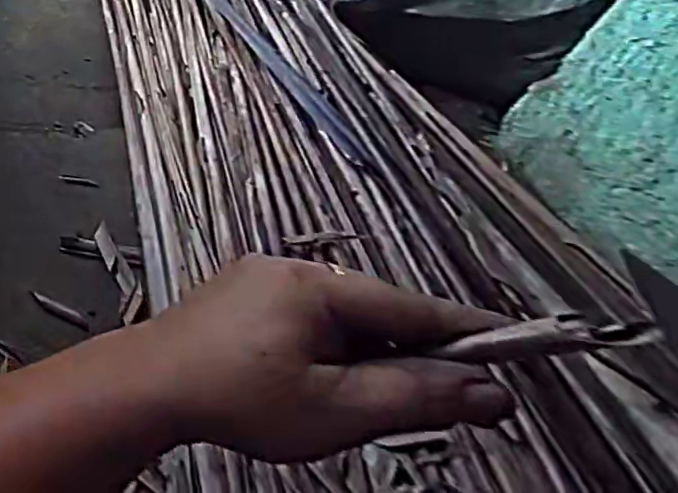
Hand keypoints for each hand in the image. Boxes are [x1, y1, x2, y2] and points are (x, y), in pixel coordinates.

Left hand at [148, 255, 514, 462]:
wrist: (154, 381)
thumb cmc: (233, 393)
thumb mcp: (339, 408)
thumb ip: (417, 396)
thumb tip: (486, 390)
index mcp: (308, 285)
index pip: (410, 304)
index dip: (470, 330)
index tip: (523, 347)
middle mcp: (282, 270)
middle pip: (377, 308)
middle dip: (421, 352)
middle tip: (462, 402)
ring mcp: (259, 280)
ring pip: (345, 316)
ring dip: (377, 354)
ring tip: (384, 401)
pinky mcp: (245, 298)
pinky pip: (311, 316)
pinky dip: (339, 347)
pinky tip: (338, 383)